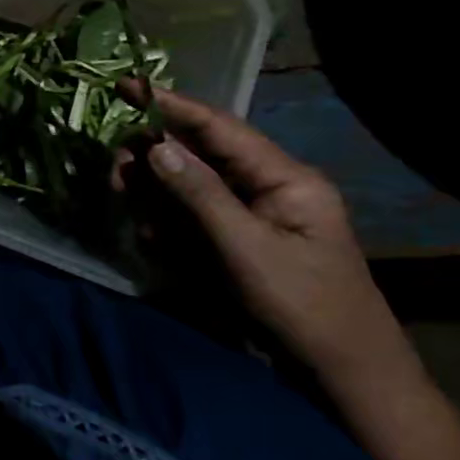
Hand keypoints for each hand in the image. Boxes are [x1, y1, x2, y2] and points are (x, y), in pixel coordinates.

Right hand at [133, 86, 409, 377]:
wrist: (344, 374)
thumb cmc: (303, 305)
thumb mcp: (246, 248)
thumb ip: (199, 193)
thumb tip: (154, 146)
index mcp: (285, 178)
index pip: (218, 126)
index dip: (170, 103)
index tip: (125, 85)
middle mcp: (268, 185)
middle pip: (197, 152)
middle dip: (151, 158)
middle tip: (114, 172)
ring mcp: (253, 211)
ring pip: (187, 182)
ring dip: (153, 192)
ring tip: (129, 206)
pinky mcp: (238, 234)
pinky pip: (191, 211)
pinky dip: (166, 219)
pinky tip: (155, 239)